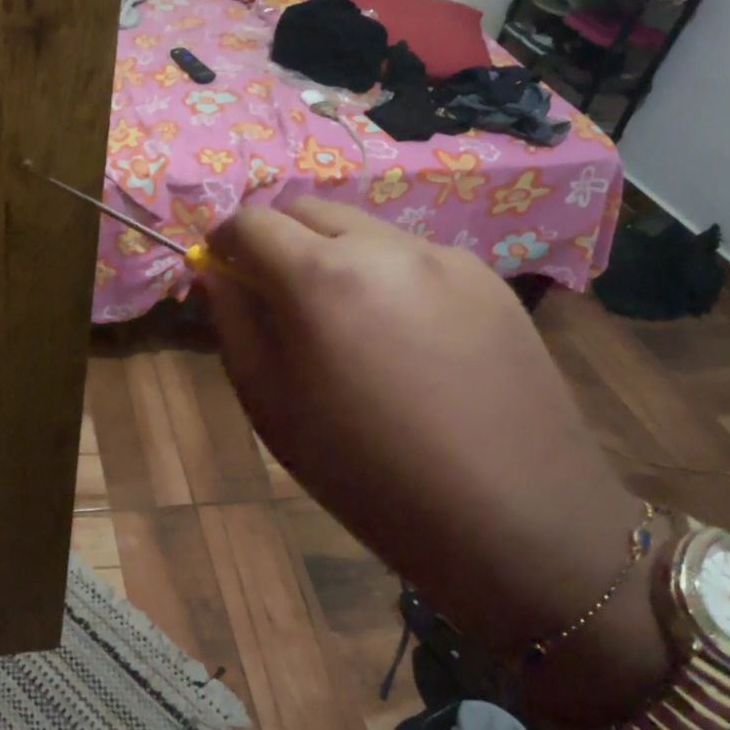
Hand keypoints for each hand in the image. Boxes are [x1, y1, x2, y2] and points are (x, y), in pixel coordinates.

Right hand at [201, 200, 666, 722]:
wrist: (514, 519)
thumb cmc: (366, 473)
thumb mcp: (271, 404)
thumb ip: (233, 322)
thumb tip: (214, 273)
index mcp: (320, 277)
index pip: (250, 221)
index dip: (224, 241)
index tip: (221, 272)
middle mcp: (382, 246)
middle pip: (307, 209)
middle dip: (277, 238)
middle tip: (274, 293)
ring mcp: (443, 257)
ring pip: (362, 229)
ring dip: (331, 253)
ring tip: (342, 321)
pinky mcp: (488, 279)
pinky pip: (413, 256)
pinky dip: (385, 275)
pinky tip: (401, 338)